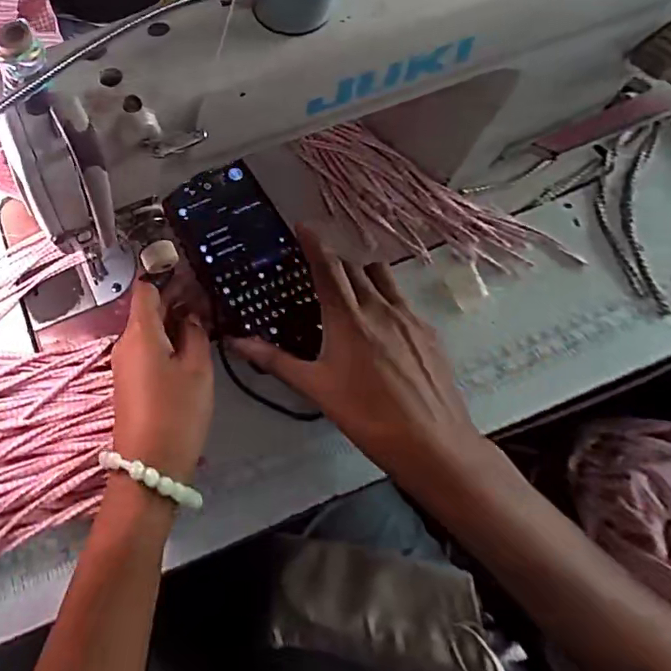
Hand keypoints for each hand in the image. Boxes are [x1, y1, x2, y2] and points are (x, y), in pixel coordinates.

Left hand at [111, 282, 214, 482]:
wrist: (149, 466)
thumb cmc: (176, 413)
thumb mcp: (197, 369)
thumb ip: (195, 334)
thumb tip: (190, 316)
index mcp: (139, 332)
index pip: (146, 288)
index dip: (167, 276)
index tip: (191, 275)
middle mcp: (125, 343)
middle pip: (147, 309)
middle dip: (175, 300)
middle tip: (206, 300)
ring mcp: (124, 363)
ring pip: (148, 330)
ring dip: (172, 323)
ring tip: (203, 323)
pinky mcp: (128, 381)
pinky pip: (146, 350)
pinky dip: (165, 342)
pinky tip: (189, 349)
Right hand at [231, 227, 491, 484]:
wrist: (433, 444)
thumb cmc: (368, 416)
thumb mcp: (316, 388)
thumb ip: (276, 361)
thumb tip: (237, 343)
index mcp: (348, 318)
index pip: (328, 267)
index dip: (314, 243)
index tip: (303, 226)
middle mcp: (380, 308)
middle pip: (354, 267)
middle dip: (334, 261)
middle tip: (316, 267)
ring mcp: (409, 318)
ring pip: (382, 277)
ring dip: (362, 273)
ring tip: (349, 288)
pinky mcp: (428, 332)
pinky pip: (401, 300)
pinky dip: (384, 297)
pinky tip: (379, 322)